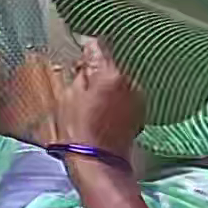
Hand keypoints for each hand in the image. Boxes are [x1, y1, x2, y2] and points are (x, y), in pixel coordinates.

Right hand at [51, 37, 144, 159]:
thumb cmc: (77, 129)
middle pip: (110, 64)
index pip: (97, 46)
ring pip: (118, 80)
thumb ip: (79, 74)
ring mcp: (137, 97)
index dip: (84, 46)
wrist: (97, 160)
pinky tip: (101, 110)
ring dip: (105, 84)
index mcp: (109, 75)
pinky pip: (124, 94)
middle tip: (77, 80)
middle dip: (95, 68)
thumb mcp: (67, 97)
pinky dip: (113, 97)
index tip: (76, 49)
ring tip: (88, 99)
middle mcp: (129, 81)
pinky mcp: (139, 111)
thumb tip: (84, 63)